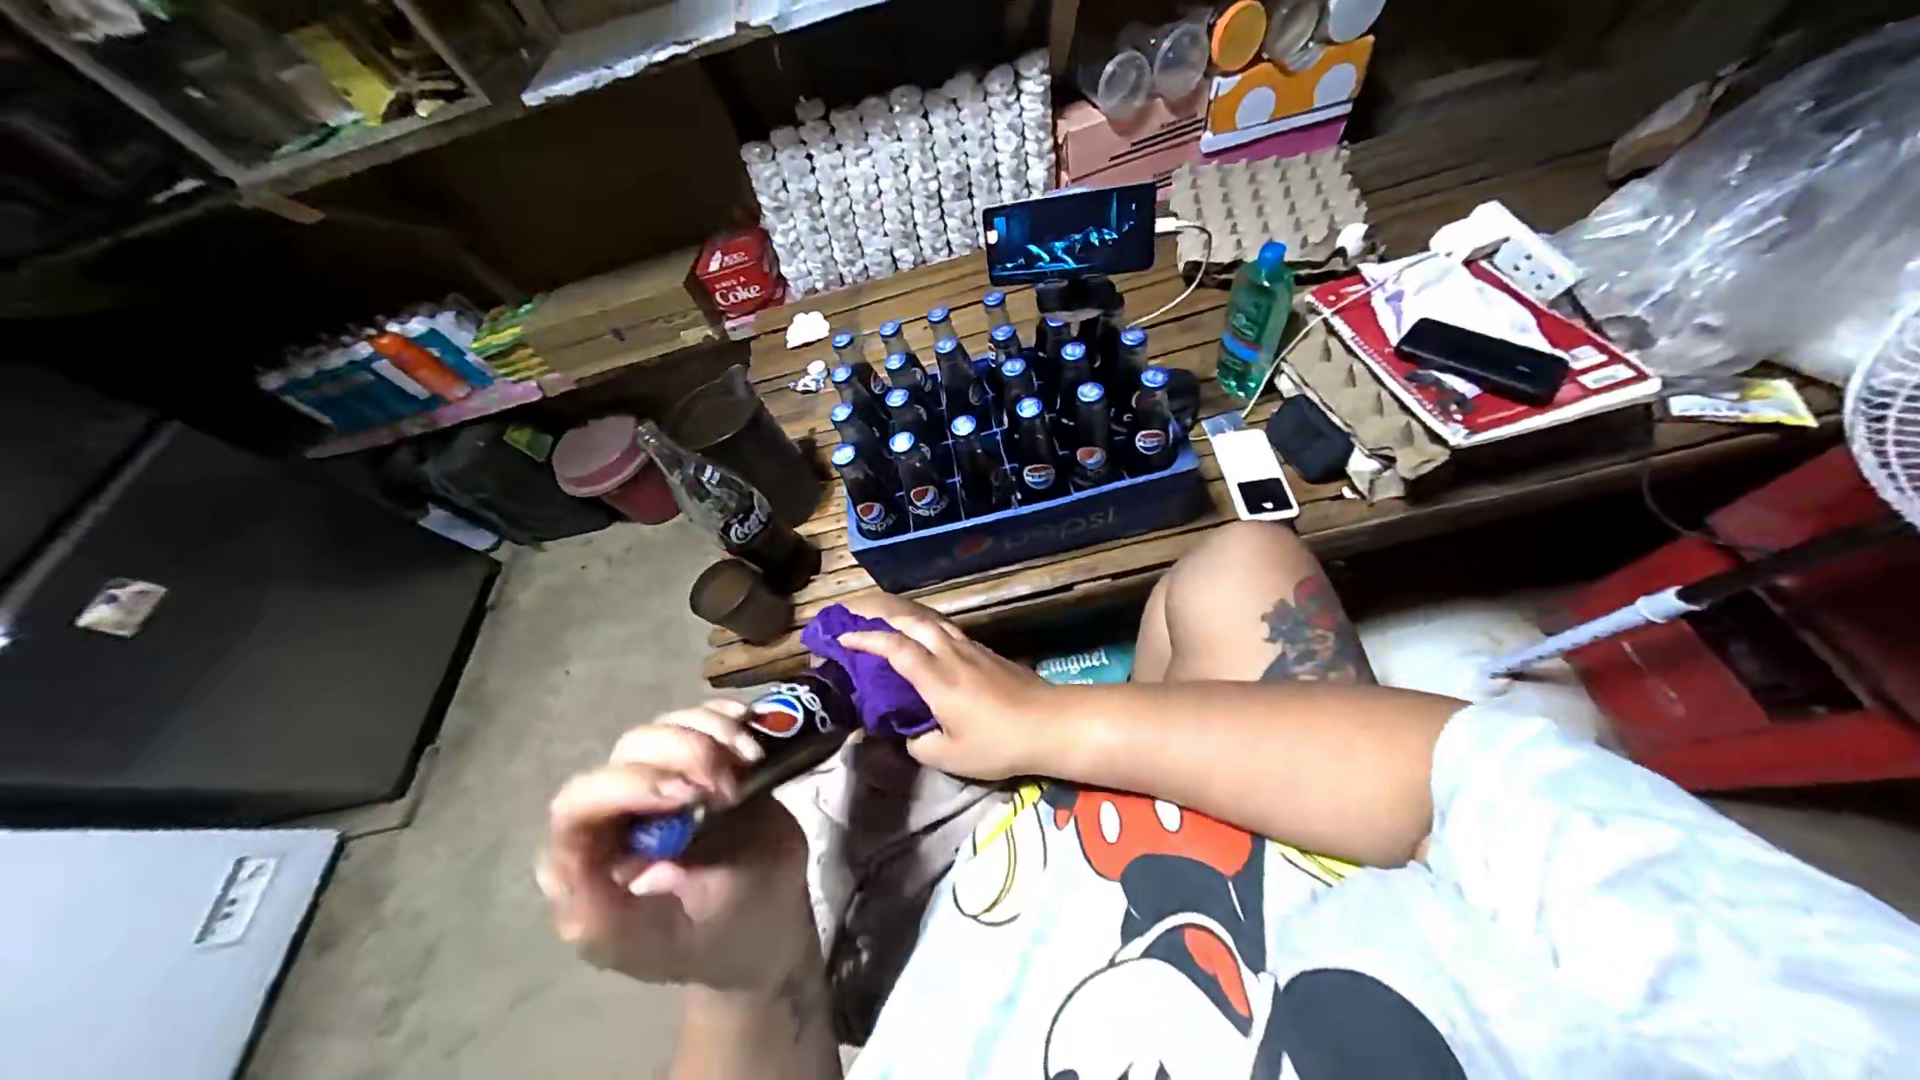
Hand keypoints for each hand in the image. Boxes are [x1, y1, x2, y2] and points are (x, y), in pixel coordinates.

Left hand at [536, 700, 815, 991]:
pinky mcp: (697, 760)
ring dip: (710, 732)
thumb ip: (637, 911)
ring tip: (751, 761)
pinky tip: (751, 733)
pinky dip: (726, 717)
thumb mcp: (675, 943)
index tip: (689, 795)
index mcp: (592, 868)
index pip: (578, 808)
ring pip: (664, 728)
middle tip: (732, 783)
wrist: (769, 915)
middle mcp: (617, 815)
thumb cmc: (719, 937)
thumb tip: (630, 866)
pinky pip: (700, 719)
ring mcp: (659, 779)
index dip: (625, 787)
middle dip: (684, 754)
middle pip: (628, 753)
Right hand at [839, 613, 1050, 779]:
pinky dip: (927, 626)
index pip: (893, 648)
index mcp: (936, 677)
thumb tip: (909, 733)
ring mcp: (971, 648)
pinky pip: (948, 629)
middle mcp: (950, 653)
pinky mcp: (987, 651)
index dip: (866, 639)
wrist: (1050, 722)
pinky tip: (926, 636)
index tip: (843, 636)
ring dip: (905, 615)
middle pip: (912, 621)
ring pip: (932, 620)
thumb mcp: (950, 755)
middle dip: (881, 614)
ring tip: (887, 619)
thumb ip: (919, 743)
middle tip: (858, 615)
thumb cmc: (998, 742)